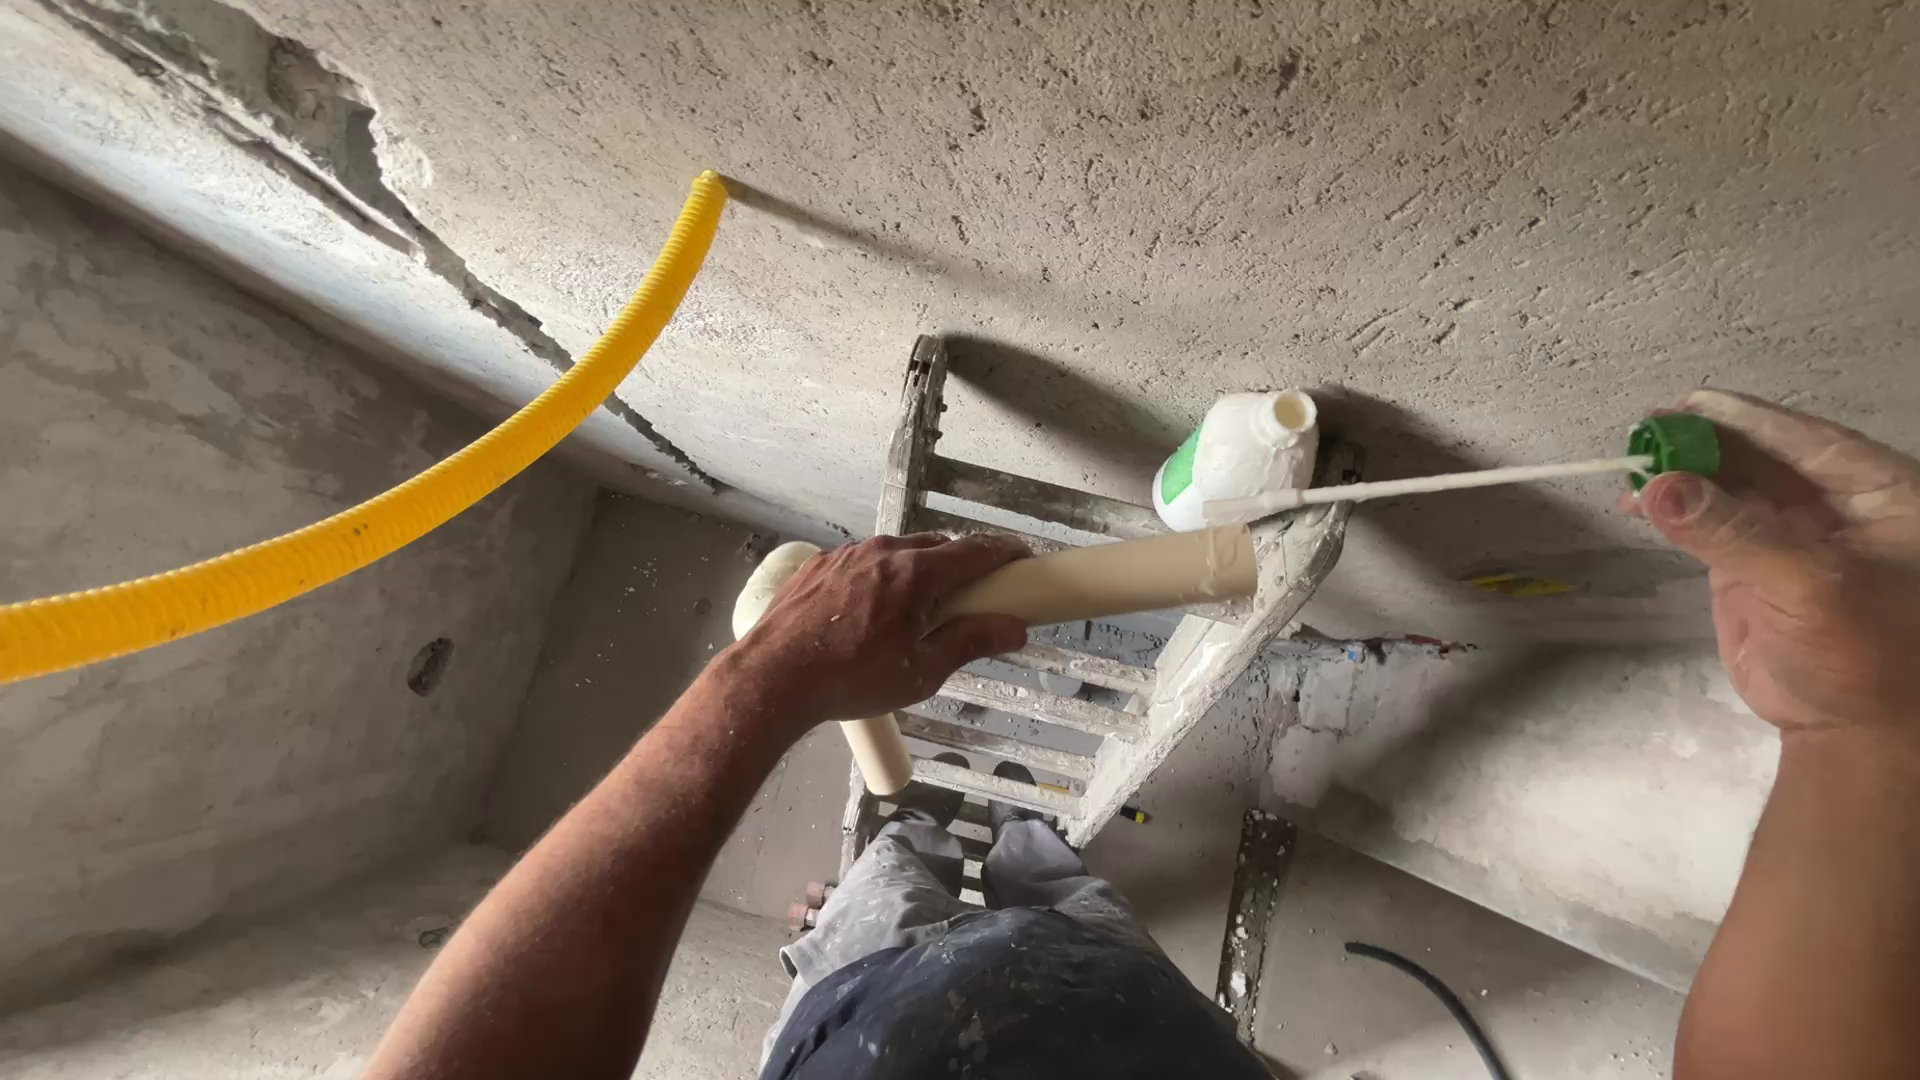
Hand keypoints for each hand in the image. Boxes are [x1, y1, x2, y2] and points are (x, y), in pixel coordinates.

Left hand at [730, 533, 1029, 725]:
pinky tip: (871, 610)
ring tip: (915, 610)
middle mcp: (885, 552)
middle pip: (938, 547)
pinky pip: (865, 560)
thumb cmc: (850, 680)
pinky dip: (881, 576)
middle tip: (968, 598)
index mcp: (916, 575)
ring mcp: (849, 554)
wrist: (772, 678)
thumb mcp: (922, 672)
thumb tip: (1014, 629)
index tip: (1022, 559)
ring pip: (899, 551)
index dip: (1005, 552)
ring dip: (918, 570)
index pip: (976, 551)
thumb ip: (971, 642)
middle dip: (961, 566)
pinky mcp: (821, 563)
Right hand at [1624, 390, 1919, 735]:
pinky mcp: (1751, 562)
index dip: (1747, 420)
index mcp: (1887, 499)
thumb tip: (1655, 486)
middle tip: (1644, 433)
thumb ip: (1732, 532)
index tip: (1685, 403)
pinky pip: (1706, 519)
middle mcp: (1842, 509)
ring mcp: (1793, 535)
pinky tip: (1637, 502)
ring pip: (1730, 486)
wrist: (1855, 726)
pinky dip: (1669, 508)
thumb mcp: (1807, 585)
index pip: (1810, 443)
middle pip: (1763, 459)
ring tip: (1630, 467)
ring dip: (1680, 475)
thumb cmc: (1867, 655)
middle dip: (1704, 445)